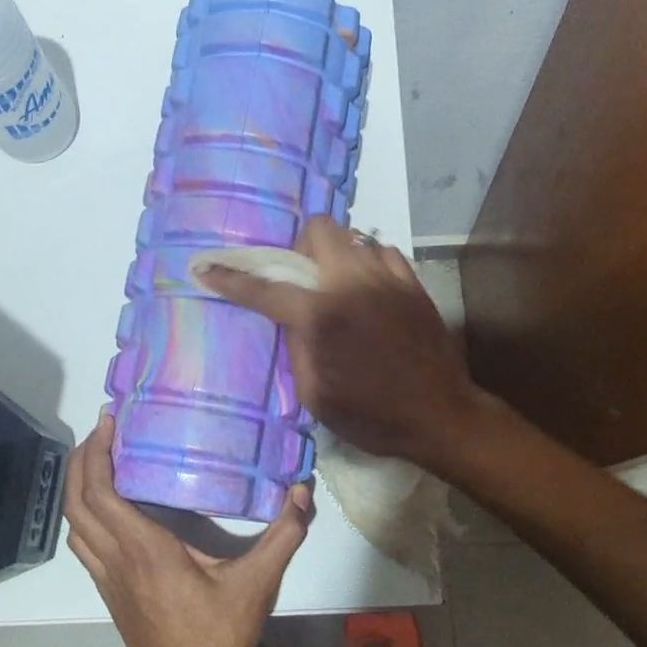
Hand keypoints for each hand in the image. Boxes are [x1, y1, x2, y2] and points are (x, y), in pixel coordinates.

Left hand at [63, 414, 312, 646]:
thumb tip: (302, 491)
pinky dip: (85, 514)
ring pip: (74, 523)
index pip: (101, 492)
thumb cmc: (217, 639)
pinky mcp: (110, 592)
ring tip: (101, 459)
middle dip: (81, 459)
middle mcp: (117, 558)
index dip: (97, 452)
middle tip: (103, 429)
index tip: (109, 420)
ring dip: (78, 486)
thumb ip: (283, 536)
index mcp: (146, 549)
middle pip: (77, 501)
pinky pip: (84, 543)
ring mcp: (108, 578)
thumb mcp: (257, 585)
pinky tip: (110, 506)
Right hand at [198, 216, 484, 466]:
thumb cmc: (373, 415)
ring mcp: (389, 279)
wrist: (440, 416)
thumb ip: (297, 348)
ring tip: (339, 287)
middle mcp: (354, 285)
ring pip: (354, 237)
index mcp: (322, 317)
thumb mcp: (317, 395)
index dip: (231, 280)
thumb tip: (290, 318)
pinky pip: (384, 252)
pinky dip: (369, 264)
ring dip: (338, 256)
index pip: (266, 289)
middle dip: (302, 247)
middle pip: (319, 230)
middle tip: (302, 279)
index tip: (206, 270)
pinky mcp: (414, 284)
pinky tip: (369, 292)